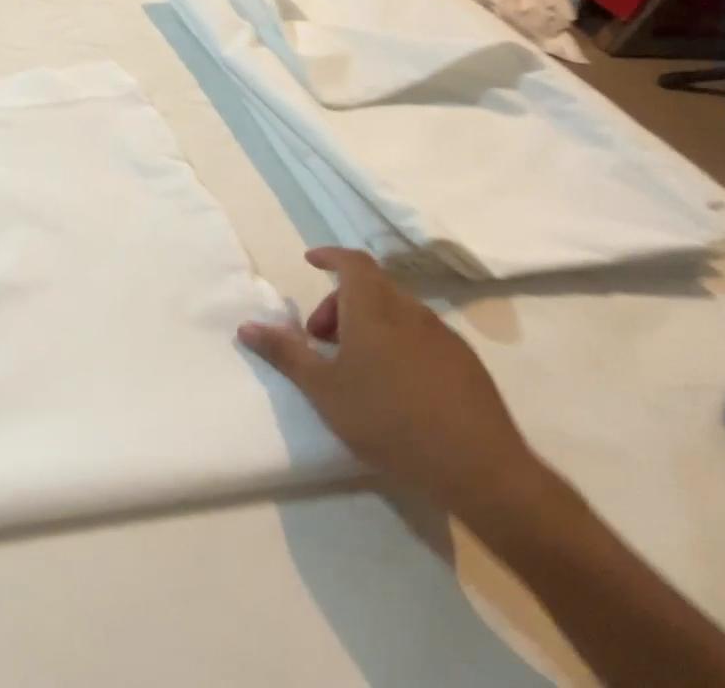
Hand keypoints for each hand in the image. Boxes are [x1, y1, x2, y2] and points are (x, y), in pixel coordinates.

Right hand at [237, 248, 541, 516]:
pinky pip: (421, 336)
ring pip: (398, 313)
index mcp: (375, 312)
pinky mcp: (466, 364)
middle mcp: (413, 315)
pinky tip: (390, 384)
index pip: (354, 264)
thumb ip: (285, 353)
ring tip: (351, 364)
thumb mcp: (322, 389)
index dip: (331, 256)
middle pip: (373, 289)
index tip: (310, 261)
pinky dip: (395, 341)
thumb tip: (247, 327)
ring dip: (367, 323)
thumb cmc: (387, 420)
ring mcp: (445, 339)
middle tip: (318, 338)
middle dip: (339, 303)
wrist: (478, 467)